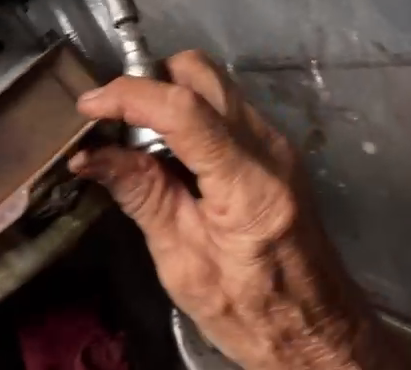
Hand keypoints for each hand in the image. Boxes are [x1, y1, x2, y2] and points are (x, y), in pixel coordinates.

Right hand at [71, 52, 410, 369]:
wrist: (323, 338)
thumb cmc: (253, 316)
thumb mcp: (182, 265)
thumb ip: (140, 195)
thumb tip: (86, 154)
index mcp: (248, 186)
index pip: (184, 109)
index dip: (129, 96)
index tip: (88, 107)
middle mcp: (268, 148)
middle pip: (200, 72)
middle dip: (148, 81)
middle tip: (115, 119)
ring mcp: (275, 141)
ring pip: (211, 80)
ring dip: (165, 92)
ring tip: (137, 136)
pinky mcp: (273, 145)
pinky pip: (221, 102)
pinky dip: (185, 109)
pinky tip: (168, 150)